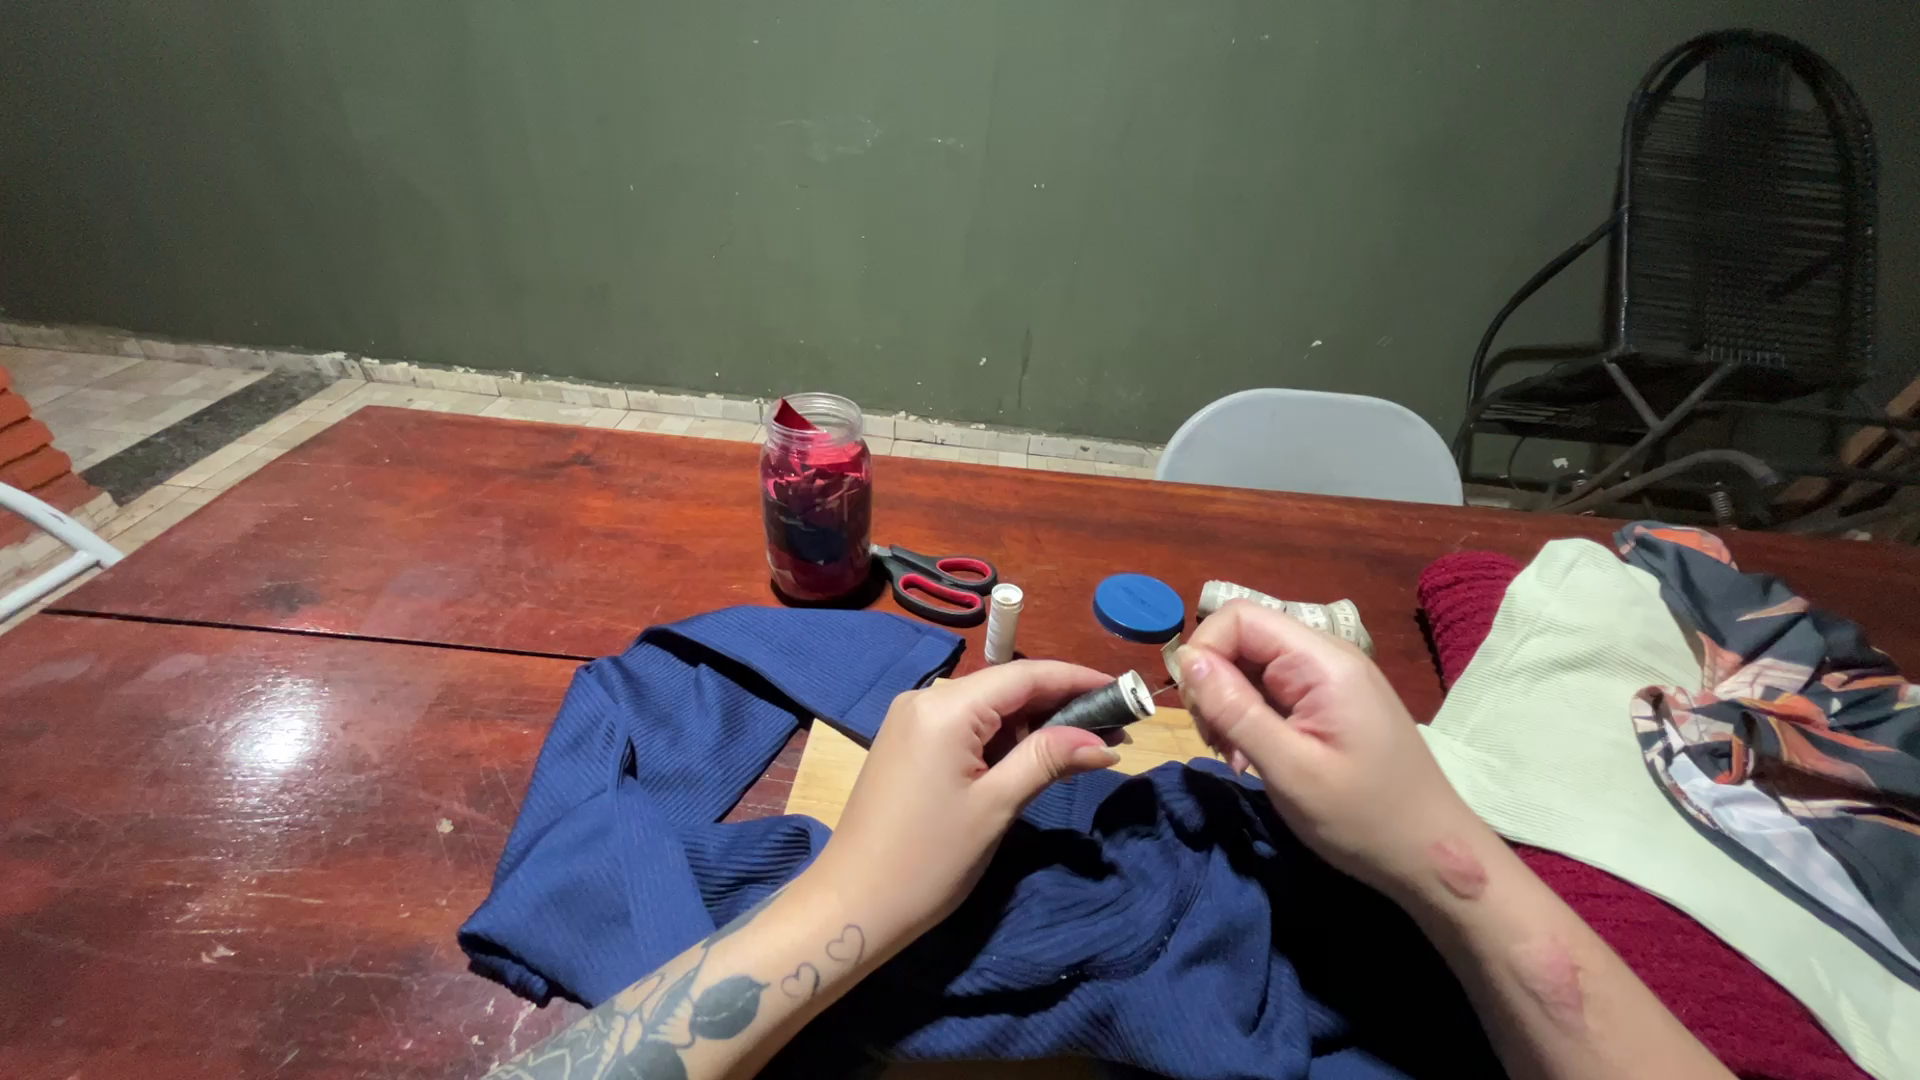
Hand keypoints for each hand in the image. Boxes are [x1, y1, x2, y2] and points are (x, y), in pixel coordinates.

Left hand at [803, 661, 1120, 946]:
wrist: (852, 904)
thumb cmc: (929, 859)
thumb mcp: (996, 806)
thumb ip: (1048, 760)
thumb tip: (1103, 741)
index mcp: (945, 707)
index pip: (1024, 675)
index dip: (1076, 679)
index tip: (1123, 690)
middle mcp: (926, 699)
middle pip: (1005, 687)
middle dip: (1059, 703)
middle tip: (1112, 726)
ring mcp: (912, 719)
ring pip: (987, 707)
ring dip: (1033, 722)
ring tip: (1083, 743)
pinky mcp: (907, 741)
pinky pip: (965, 725)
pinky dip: (1002, 736)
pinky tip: (1033, 753)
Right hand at [1177, 600, 1491, 900]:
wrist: (1433, 861)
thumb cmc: (1364, 819)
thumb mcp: (1289, 769)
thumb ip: (1235, 708)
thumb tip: (1186, 658)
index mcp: (1323, 662)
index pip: (1239, 617)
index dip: (1205, 650)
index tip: (1198, 708)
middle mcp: (1324, 657)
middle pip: (1241, 639)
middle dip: (1213, 685)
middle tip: (1218, 743)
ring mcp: (1326, 679)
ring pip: (1248, 666)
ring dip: (1227, 707)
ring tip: (1237, 757)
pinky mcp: (1324, 702)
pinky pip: (1267, 689)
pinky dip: (1247, 719)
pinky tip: (1253, 757)